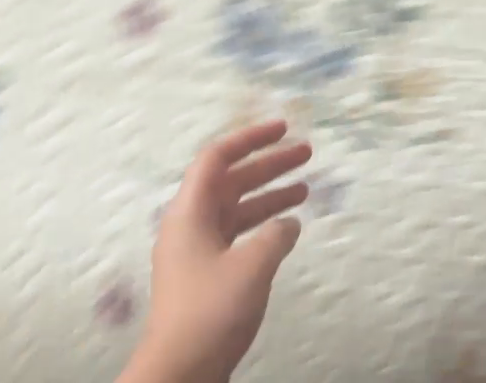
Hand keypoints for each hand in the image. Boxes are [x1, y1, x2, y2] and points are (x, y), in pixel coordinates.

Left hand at [122, 120, 311, 382]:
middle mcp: (190, 225)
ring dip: (270, 195)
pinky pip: (238, 235)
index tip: (283, 128)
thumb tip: (287, 224)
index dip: (251, 138)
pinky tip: (289, 229)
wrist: (179, 373)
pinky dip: (264, 225)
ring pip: (237, 209)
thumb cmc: (210, 311)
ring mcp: (197, 251)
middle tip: (306, 152)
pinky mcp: (206, 276)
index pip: (218, 157)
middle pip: (231, 180)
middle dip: (269, 164)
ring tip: (305, 188)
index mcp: (190, 212)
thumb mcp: (252, 266)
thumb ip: (275, 235)